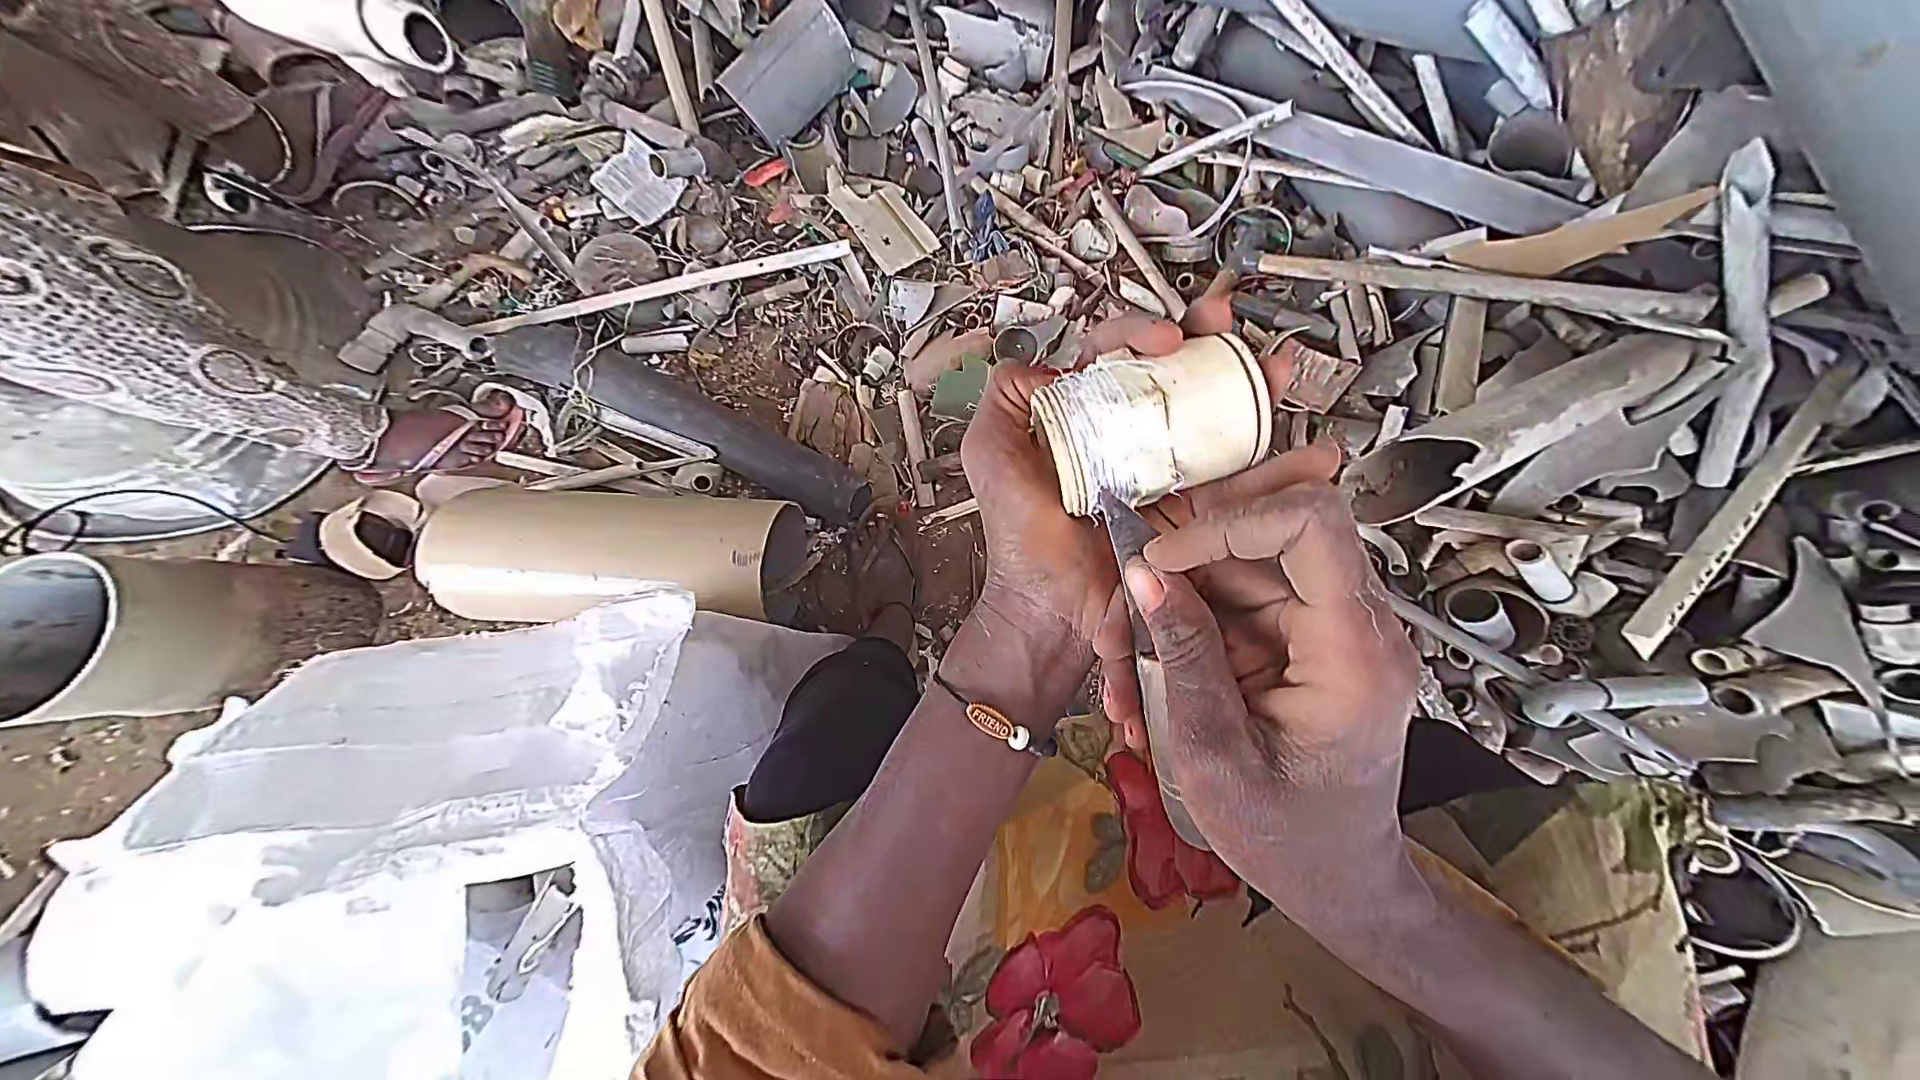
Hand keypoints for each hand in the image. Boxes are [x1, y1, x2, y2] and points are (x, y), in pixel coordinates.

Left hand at [957, 286, 1239, 645]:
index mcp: (1079, 418)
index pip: (1113, 355)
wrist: (1051, 603)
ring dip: (1242, 382)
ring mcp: (1157, 468)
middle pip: (1169, 375)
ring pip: (1206, 413)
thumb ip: (1005, 397)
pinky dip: (1259, 448)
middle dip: (1203, 342)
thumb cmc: (1017, 537)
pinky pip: (1226, 470)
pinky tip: (1278, 424)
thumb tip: (1044, 362)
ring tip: (1268, 365)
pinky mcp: (1184, 505)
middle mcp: (1121, 436)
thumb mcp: (989, 453)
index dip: (1138, 333)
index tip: (1163, 338)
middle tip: (1223, 325)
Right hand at [1093, 442, 1420, 896]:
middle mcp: (1348, 625)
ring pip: (1226, 571)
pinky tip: (1143, 677)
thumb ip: (1183, 655)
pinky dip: (1173, 630)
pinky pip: (1222, 604)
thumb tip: (1145, 574)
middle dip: (1173, 572)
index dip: (1227, 523)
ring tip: (1123, 669)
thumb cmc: (1285, 836)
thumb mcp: (1215, 751)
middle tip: (1122, 622)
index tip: (1160, 560)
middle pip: (1255, 541)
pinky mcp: (1291, 638)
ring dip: (1162, 609)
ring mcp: (1319, 629)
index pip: (1309, 524)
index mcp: (1354, 653)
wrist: (1330, 876)